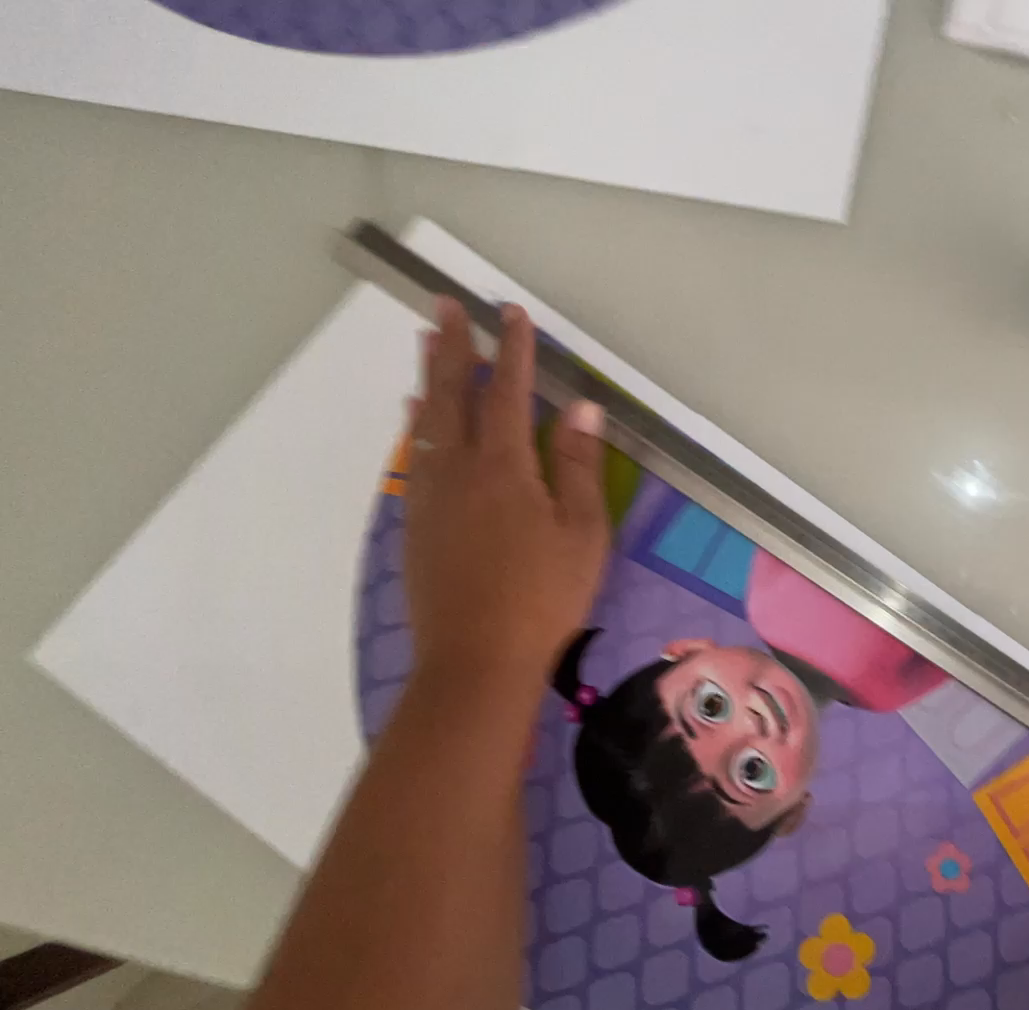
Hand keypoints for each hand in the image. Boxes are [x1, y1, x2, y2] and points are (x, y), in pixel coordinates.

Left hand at [404, 297, 609, 684]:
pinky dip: (417, 423)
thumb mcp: (583, 532)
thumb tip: (584, 409)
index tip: (511, 313)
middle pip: (453, 395)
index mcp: (506, 468)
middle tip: (446, 306)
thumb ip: (581, 466)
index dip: (513, 351)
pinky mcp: (417, 520)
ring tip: (427, 344)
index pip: (510, 394)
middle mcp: (460, 468)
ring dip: (430, 377)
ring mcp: (431, 494)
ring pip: (426, 420)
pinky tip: (417, 418)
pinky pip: (415, 453)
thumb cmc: (546, 594)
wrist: (478, 656)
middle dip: (453, 347)